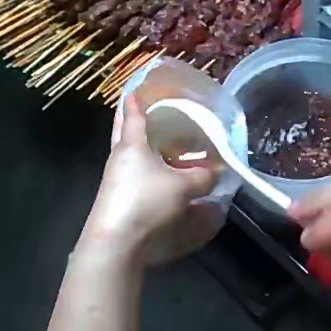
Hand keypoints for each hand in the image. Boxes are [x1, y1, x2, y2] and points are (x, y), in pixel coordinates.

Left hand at [82, 96, 219, 265]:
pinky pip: (135, 177)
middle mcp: (120, 159)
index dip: (136, 99)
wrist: (116, 242)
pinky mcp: (118, 201)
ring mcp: (116, 181)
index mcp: (131, 145)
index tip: (137, 88)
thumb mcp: (183, 188)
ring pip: (129, 156)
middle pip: (123, 132)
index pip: (132, 115)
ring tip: (161, 143)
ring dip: (141, 148)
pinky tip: (162, 177)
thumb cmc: (146, 202)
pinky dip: (148, 171)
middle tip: (145, 111)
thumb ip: (203, 177)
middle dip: (131, 120)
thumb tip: (215, 172)